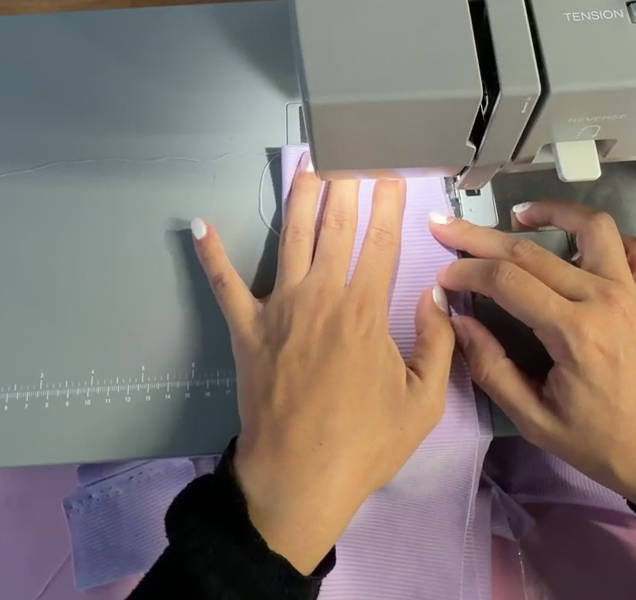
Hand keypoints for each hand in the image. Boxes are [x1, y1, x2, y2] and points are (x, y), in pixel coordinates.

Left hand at [191, 168, 455, 572]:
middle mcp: (321, 296)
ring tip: (308, 167)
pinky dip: (211, 254)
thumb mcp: (423, 403)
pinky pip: (224, 284)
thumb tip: (435, 294)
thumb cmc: (364, 444)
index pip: (381, 243)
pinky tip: (199, 224)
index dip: (387, 205)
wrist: (298, 481)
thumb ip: (437, 344)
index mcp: (365, 311)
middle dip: (346, 185)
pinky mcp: (245, 327)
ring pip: (291, 239)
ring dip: (299, 199)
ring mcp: (278, 308)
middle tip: (350, 153)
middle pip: (335, 227)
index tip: (390, 175)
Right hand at [431, 201, 635, 503]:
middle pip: (530, 250)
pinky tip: (580, 245)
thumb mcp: (536, 421)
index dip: (467, 271)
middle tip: (447, 227)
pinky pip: (635, 247)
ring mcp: (632, 291)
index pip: (505, 280)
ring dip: (552, 212)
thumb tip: (457, 321)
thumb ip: (491, 368)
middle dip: (480, 236)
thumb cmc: (605, 446)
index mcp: (573, 332)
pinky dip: (607, 237)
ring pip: (591, 226)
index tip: (444, 275)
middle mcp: (602, 298)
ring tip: (519, 215)